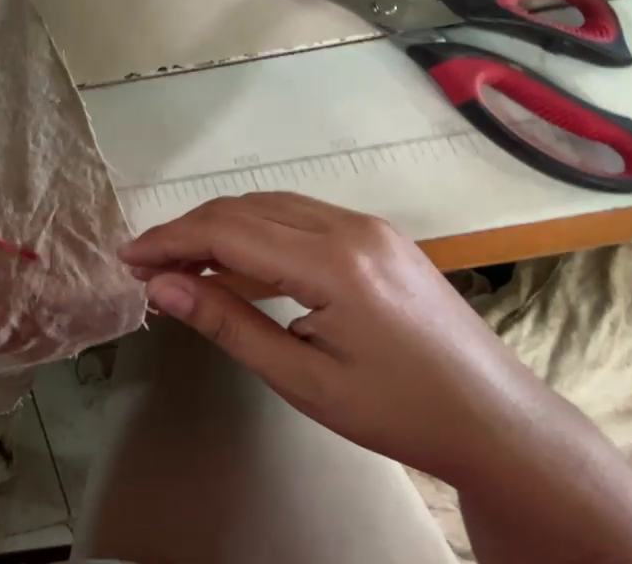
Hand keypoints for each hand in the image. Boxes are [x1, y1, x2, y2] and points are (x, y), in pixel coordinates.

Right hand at [118, 193, 570, 487]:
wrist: (504, 427)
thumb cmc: (400, 413)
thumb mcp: (304, 380)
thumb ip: (227, 324)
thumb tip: (159, 286)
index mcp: (334, 264)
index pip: (225, 232)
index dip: (168, 241)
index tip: (127, 260)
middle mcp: (350, 228)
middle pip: (241, 210)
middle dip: (184, 232)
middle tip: (146, 266)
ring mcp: (368, 226)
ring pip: (265, 204)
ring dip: (215, 227)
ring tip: (181, 263)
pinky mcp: (377, 236)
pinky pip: (295, 214)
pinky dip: (251, 228)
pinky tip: (234, 259)